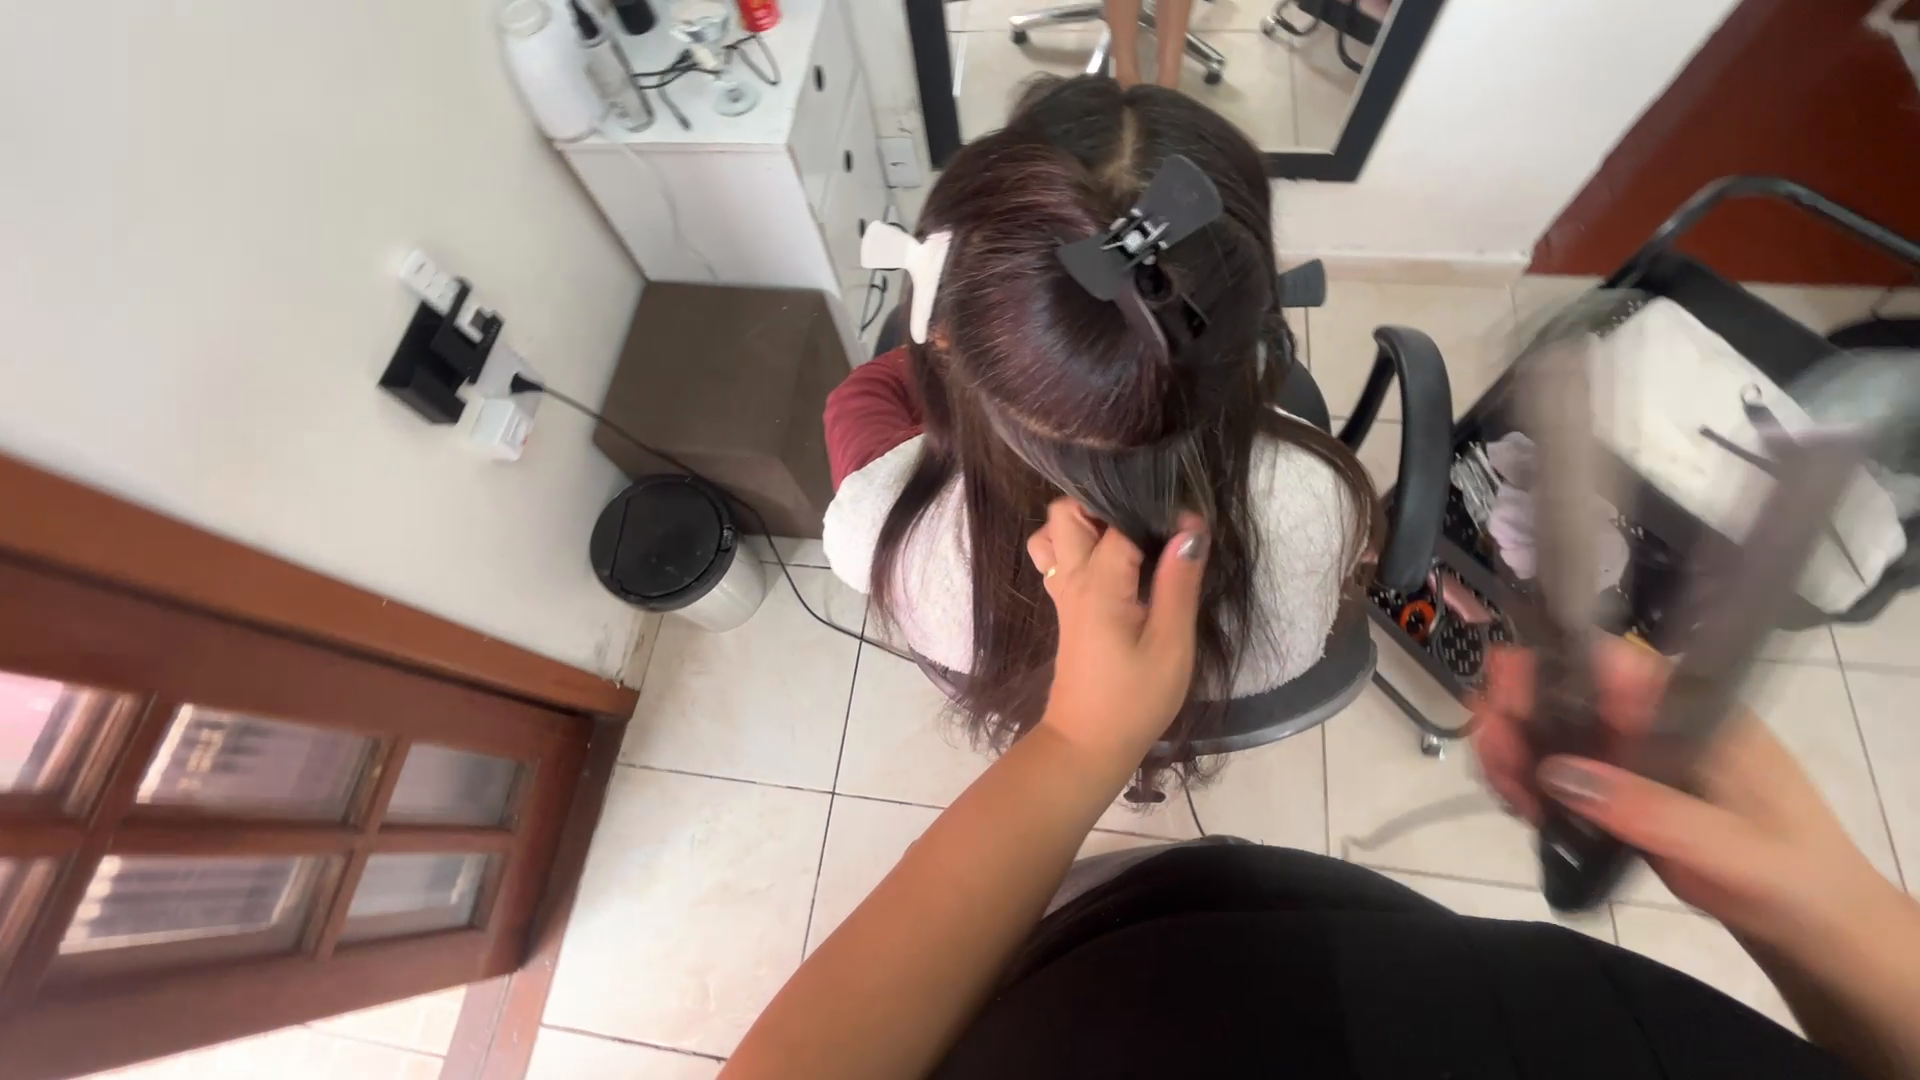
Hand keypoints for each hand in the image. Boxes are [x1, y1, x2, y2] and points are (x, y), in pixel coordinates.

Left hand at [1025, 499, 1208, 761]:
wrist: (1087, 741)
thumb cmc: (1134, 697)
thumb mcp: (1170, 644)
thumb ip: (1178, 582)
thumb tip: (1190, 527)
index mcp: (1098, 583)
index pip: (1119, 522)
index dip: (1153, 513)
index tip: (1187, 522)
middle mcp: (1071, 579)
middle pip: (1063, 513)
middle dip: (1100, 504)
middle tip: (1145, 524)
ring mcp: (1062, 592)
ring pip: (1051, 533)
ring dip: (1082, 524)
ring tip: (1125, 540)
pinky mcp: (1064, 606)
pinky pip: (1056, 558)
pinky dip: (1075, 546)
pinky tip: (1113, 564)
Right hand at [1472, 640, 1898, 945]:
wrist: (1807, 922)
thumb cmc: (1787, 877)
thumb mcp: (1730, 847)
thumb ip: (1651, 810)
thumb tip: (1556, 774)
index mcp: (1684, 707)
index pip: (1598, 658)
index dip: (1541, 667)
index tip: (1503, 707)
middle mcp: (1642, 713)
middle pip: (1548, 687)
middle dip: (1508, 720)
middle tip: (1501, 771)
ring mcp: (1618, 744)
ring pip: (1533, 722)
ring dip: (1506, 753)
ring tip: (1515, 801)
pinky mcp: (1600, 775)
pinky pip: (1538, 759)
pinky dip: (1516, 777)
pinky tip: (1524, 808)